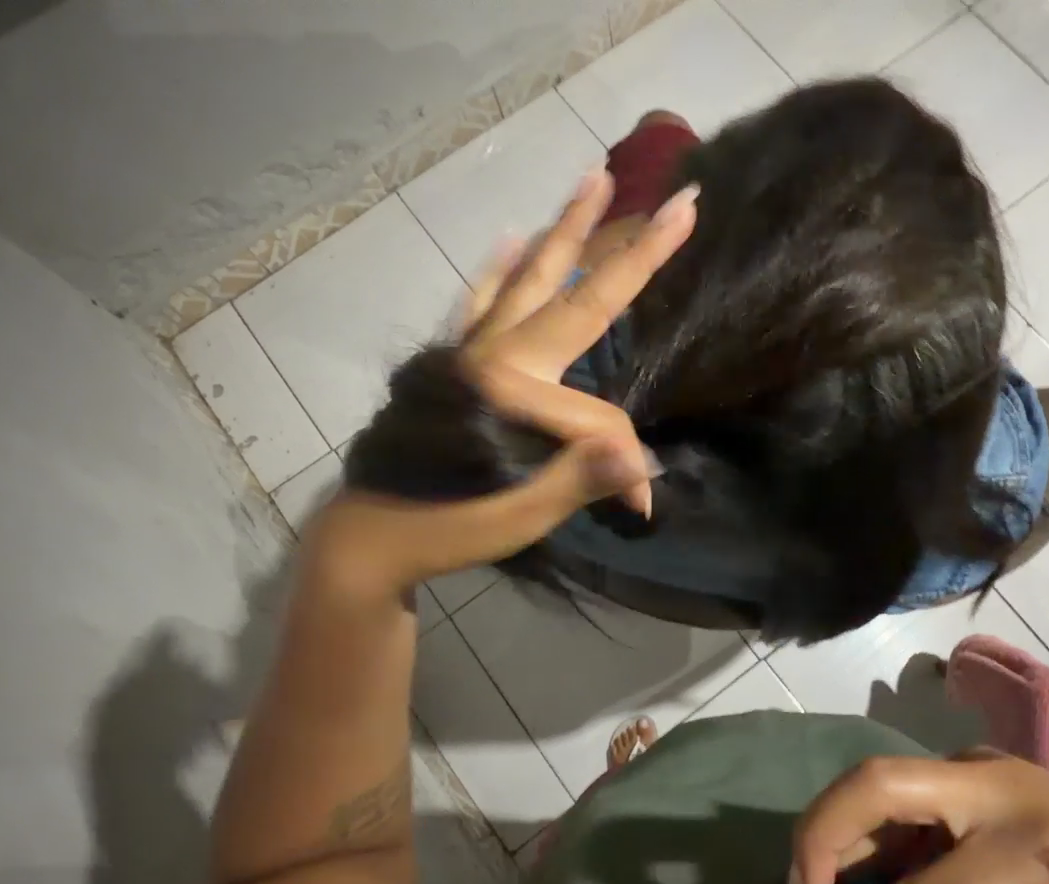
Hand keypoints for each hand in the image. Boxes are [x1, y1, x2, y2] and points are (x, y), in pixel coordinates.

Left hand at [308, 170, 697, 600]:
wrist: (368, 538)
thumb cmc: (446, 529)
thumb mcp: (518, 518)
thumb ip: (579, 482)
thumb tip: (647, 468)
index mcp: (512, 392)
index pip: (597, 419)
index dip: (622, 466)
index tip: (638, 509)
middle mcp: (494, 355)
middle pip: (576, 295)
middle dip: (634, 252)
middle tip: (680, 202)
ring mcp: (471, 352)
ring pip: (527, 280)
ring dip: (565, 231)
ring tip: (593, 178)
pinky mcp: (453, 362)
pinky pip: (479, 304)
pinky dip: (498, 272)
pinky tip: (508, 241)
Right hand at [773, 751, 1048, 883]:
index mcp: (1044, 856)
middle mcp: (1001, 790)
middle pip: (879, 788)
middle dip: (817, 842)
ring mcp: (977, 763)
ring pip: (872, 780)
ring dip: (824, 836)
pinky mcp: (960, 759)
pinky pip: (887, 791)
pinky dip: (852, 830)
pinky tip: (846, 877)